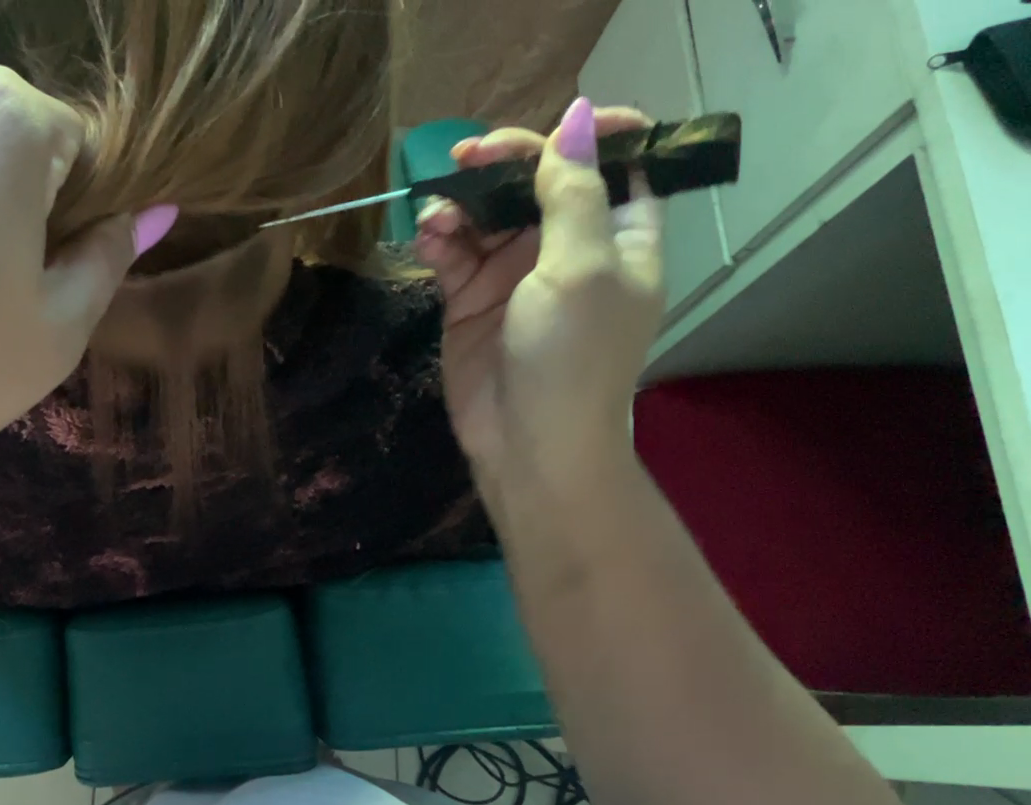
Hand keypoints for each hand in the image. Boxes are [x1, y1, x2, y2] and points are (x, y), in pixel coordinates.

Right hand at [414, 99, 662, 475]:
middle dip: (504, 163)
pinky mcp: (470, 300)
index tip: (544, 132)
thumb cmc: (571, 356)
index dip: (583, 134)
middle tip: (465, 159)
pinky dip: (438, 239)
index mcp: (619, 232)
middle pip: (538, 178)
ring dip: (461, 202)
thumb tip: (576, 119)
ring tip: (437, 214)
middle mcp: (567, 244)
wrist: (527, 442)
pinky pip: (453, 252)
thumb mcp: (582, 268)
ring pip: (487, 212)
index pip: (614, 158)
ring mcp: (515, 273)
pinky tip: (427, 239)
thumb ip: (574, 193)